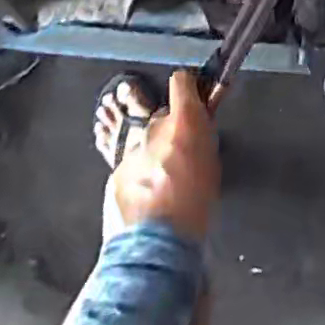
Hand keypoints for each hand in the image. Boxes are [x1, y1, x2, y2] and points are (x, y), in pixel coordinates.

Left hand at [113, 70, 219, 238]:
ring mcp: (130, 149)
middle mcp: (153, 128)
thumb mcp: (212, 162)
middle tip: (177, 145)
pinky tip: (144, 186)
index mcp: (184, 121)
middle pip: (160, 112)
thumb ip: (202, 136)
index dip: (187, 84)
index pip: (181, 80)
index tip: (191, 89)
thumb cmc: (193, 205)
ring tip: (158, 167)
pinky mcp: (113, 171)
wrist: (155, 244)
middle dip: (168, 124)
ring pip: (139, 135)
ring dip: (148, 145)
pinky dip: (135, 168)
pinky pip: (126, 159)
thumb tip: (198, 126)